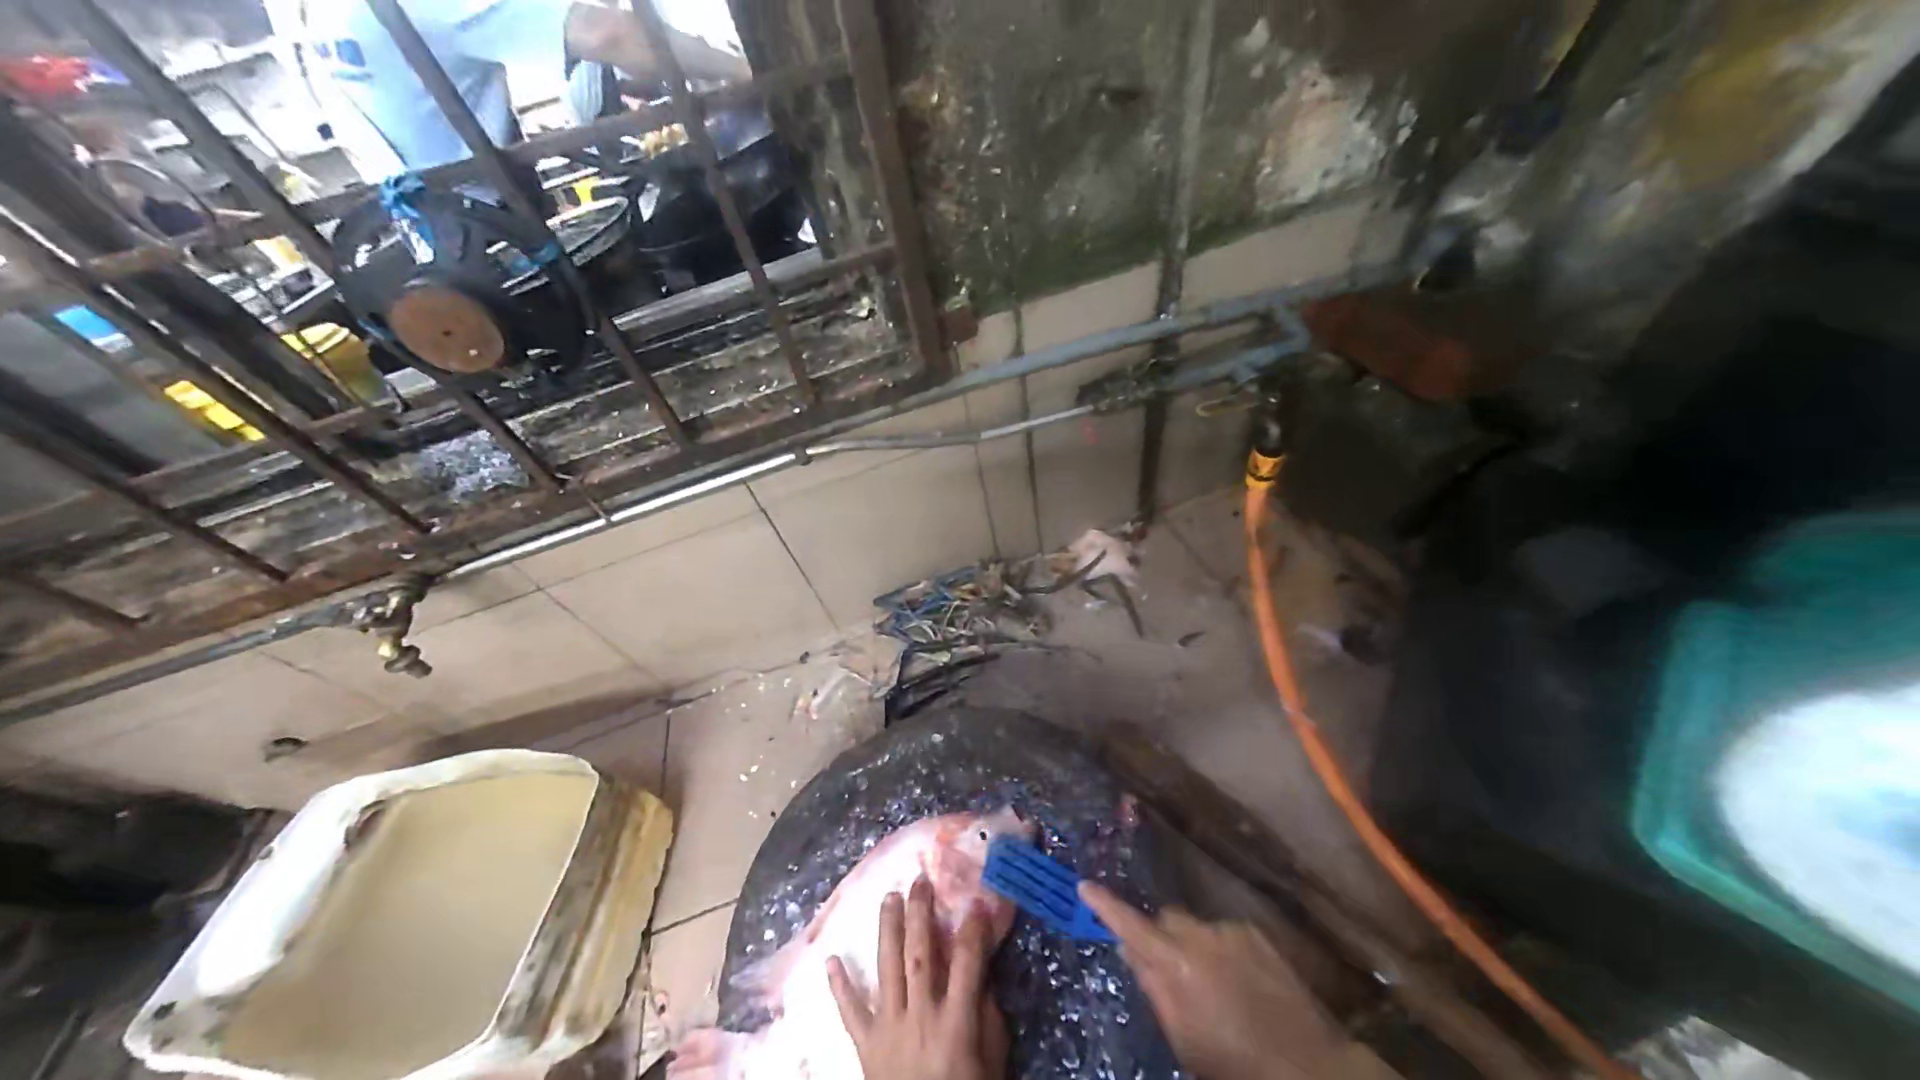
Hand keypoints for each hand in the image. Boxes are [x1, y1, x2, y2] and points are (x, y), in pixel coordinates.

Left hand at [828, 878, 1008, 1079]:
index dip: (973, 928)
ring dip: (888, 930)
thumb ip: (987, 1016)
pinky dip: (840, 987)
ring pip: (887, 968)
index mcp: (956, 1021)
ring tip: (888, 897)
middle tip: (919, 881)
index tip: (976, 900)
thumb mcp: (991, 1062)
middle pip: (920, 954)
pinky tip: (830, 959)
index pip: (967, 961)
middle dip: (920, 914)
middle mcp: (920, 1016)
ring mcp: (889, 1028)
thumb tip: (980, 975)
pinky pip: (850, 1013)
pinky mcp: (866, 1046)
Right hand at [1081, 883, 1349, 1079]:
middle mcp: (1201, 936)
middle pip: (1164, 919)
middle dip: (1159, 937)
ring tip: (1214, 987)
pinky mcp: (1257, 934)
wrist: (1310, 1067)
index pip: (1130, 926)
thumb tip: (1129, 949)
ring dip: (1194, 947)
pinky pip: (1224, 933)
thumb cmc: (1234, 1062)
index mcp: (1176, 964)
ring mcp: (1232, 931)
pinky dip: (1222, 951)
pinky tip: (1239, 983)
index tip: (1085, 886)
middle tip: (1167, 970)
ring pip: (1196, 927)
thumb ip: (1152, 987)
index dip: (1104, 905)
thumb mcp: (1182, 1038)